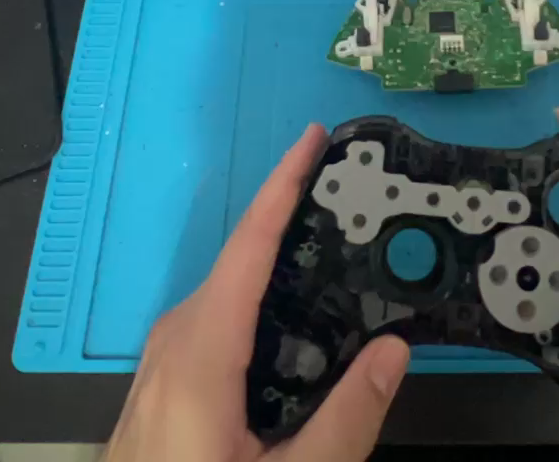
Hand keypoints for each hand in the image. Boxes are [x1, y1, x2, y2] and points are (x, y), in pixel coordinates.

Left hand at [106, 124, 411, 461]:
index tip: (311, 138)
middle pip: (238, 260)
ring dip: (273, 258)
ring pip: (225, 291)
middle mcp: (174, 342)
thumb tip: (397, 350)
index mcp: (201, 353)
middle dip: (290, 217)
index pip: (249, 245)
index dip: (282, 184)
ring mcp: (161, 364)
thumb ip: (347, 419)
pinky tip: (288, 318)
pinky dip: (255, 296)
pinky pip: (214, 318)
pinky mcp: (162, 385)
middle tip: (346, 196)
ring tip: (329, 245)